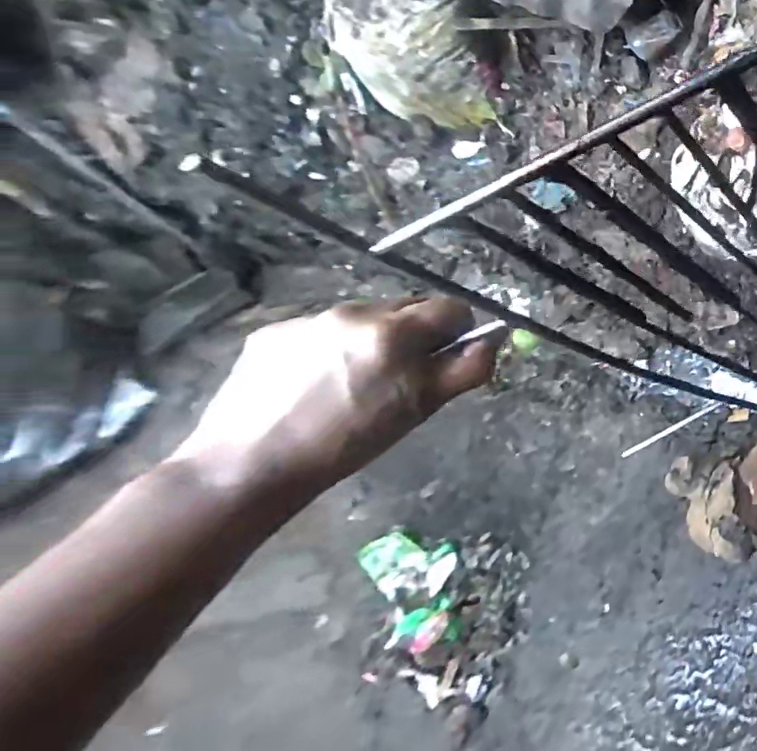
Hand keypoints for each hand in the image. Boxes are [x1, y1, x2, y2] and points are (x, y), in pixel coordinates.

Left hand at [169, 297, 502, 495]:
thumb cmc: (347, 442)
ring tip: (353, 382)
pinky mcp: (271, 333)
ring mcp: (308, 320)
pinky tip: (314, 384)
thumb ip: (468, 368)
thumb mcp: (421, 407)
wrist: (243, 470)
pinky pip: (323, 330)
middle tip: (401, 375)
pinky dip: (331, 349)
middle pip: (410, 307)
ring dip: (374, 340)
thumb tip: (493, 341)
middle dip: (416, 333)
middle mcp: (354, 313)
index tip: (444, 360)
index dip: (458, 332)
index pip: (453, 308)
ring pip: (366, 318)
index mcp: (396, 330)